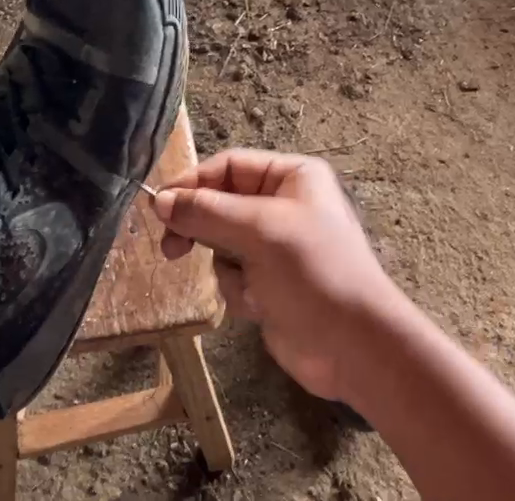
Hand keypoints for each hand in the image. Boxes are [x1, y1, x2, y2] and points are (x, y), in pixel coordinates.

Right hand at [155, 150, 401, 401]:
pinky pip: (232, 274)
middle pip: (220, 203)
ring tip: (248, 285)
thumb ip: (206, 212)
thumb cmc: (314, 273)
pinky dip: (239, 290)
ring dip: (226, 266)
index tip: (159, 206)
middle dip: (201, 228)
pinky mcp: (270, 282)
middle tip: (172, 248)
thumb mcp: (259, 232)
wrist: (356, 349)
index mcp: (292, 176)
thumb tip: (159, 200)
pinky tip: (260, 306)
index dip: (193, 183)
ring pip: (221, 242)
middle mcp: (284, 204)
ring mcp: (276, 246)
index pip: (228, 166)